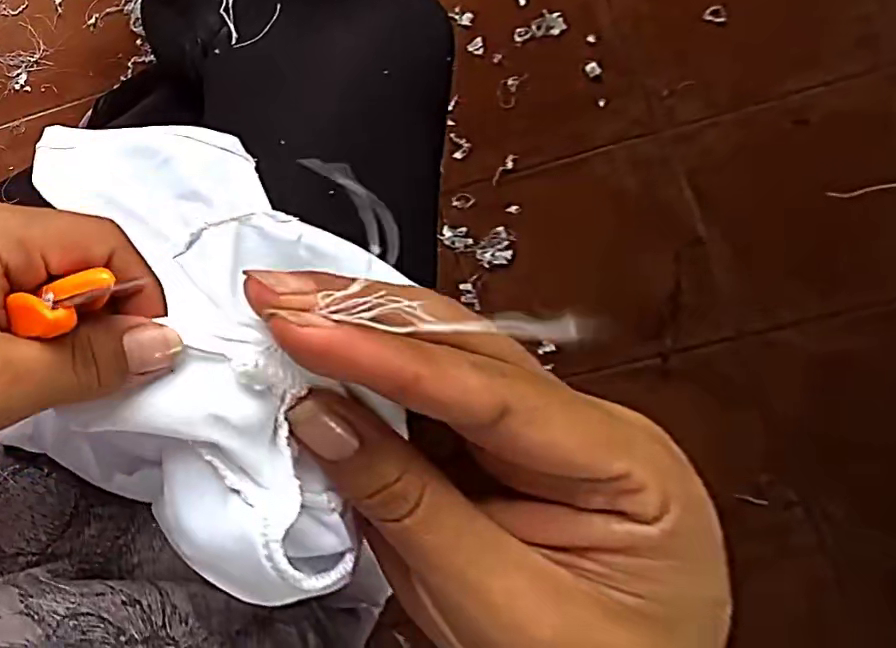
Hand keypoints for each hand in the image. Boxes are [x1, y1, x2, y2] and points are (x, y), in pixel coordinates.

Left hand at [0, 203, 181, 446]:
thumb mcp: (5, 380)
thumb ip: (91, 360)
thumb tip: (164, 342)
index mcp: (4, 233)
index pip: (104, 243)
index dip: (137, 294)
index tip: (143, 352)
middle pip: (86, 256)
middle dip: (104, 314)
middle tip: (92, 372)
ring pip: (63, 276)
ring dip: (76, 325)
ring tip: (51, 370)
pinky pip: (36, 288)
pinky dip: (49, 326)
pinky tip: (28, 360)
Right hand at [245, 270, 729, 647]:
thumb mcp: (494, 604)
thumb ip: (401, 499)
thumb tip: (315, 411)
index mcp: (620, 461)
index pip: (476, 385)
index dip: (375, 352)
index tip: (299, 326)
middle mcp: (574, 417)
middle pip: (450, 339)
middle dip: (352, 310)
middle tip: (275, 291)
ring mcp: (526, 419)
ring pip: (425, 344)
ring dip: (346, 322)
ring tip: (280, 301)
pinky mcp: (480, 429)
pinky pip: (409, 379)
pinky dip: (353, 362)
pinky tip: (312, 340)